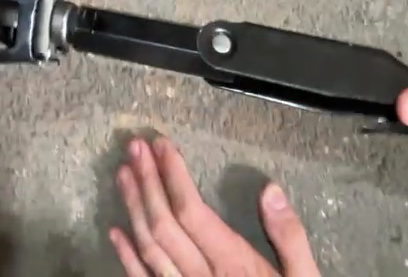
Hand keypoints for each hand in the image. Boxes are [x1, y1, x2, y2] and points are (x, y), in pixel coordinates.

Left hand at [110, 136, 319, 276]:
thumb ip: (290, 238)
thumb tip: (270, 189)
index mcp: (234, 267)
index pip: (192, 212)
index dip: (173, 175)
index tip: (162, 144)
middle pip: (166, 225)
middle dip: (148, 182)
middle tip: (134, 145)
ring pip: (151, 250)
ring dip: (135, 209)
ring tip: (123, 173)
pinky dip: (128, 258)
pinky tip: (116, 232)